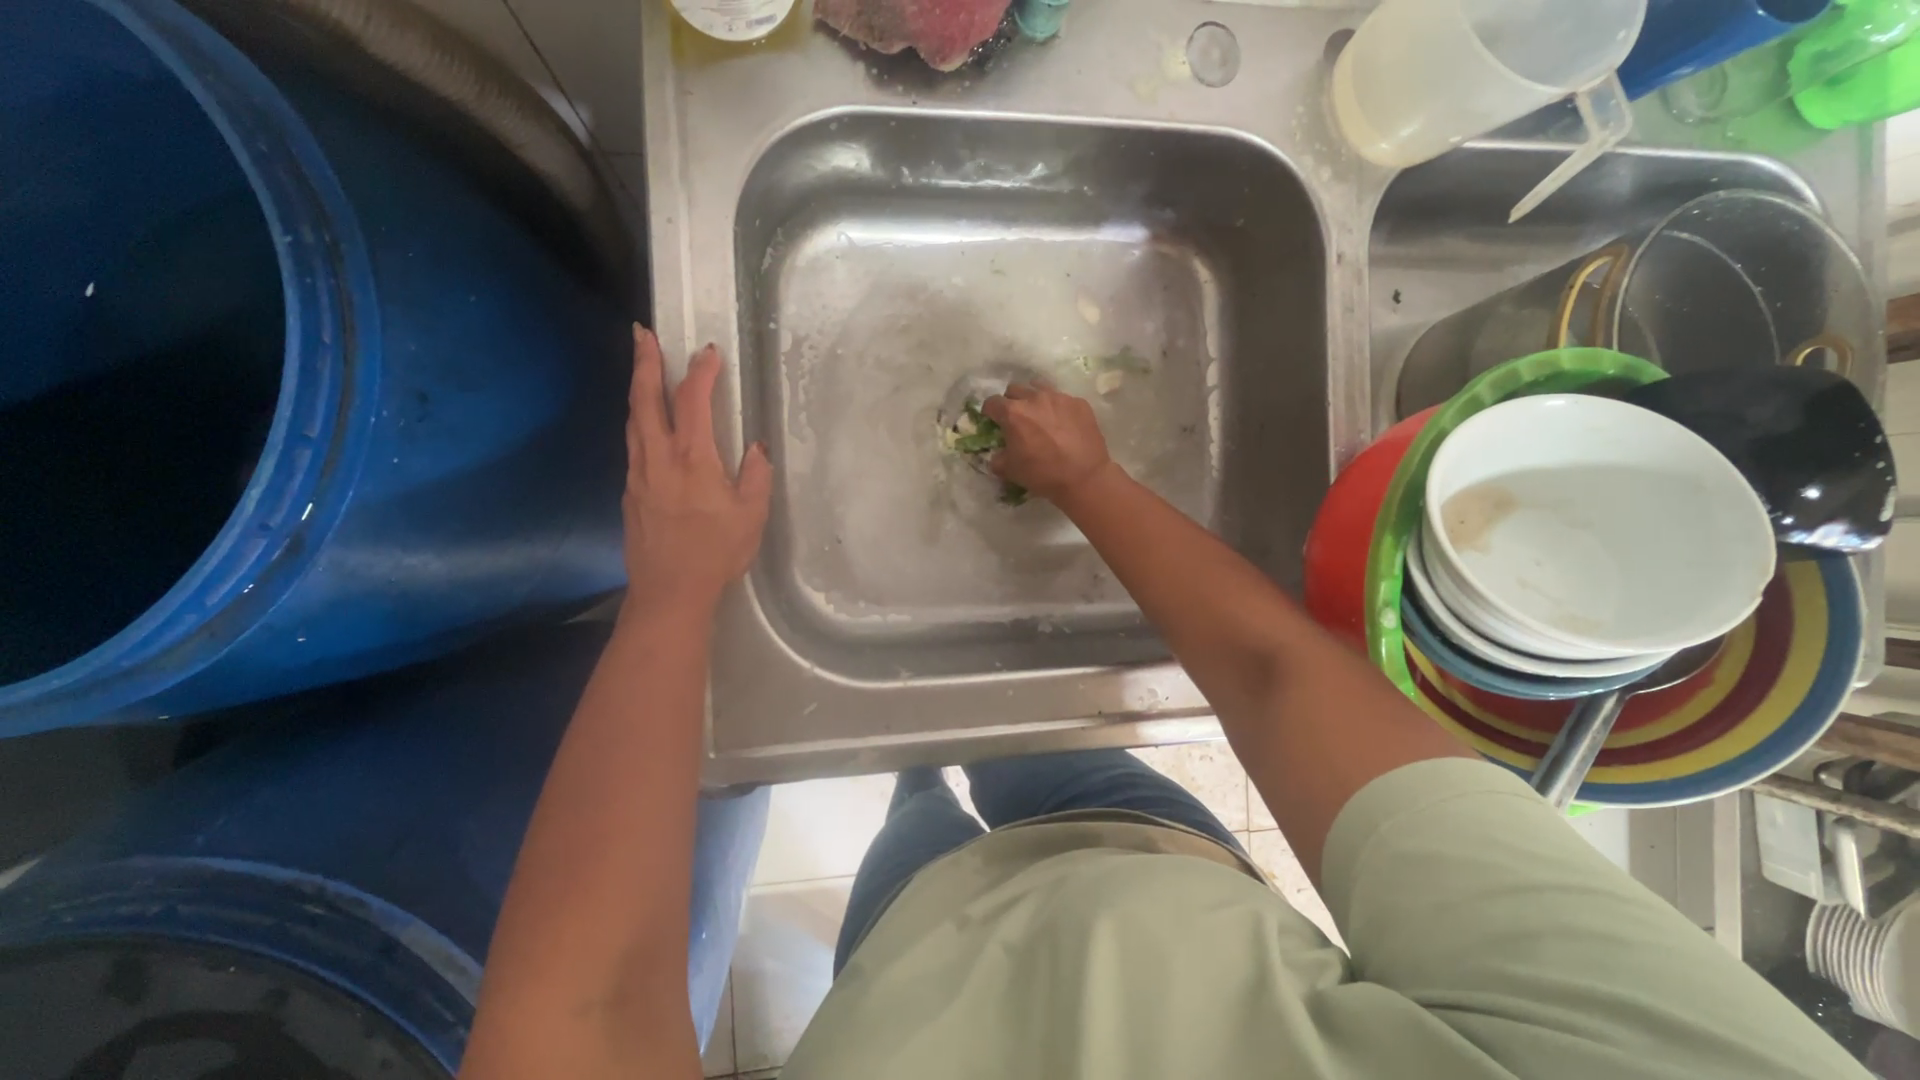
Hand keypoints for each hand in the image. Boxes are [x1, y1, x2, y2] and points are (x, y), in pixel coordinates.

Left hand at [622, 326, 771, 612]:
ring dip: (637, 388)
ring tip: (641, 367)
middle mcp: (659, 457)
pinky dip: (638, 420)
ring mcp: (639, 473)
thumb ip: (756, 476)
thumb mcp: (751, 515)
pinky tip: (645, 422)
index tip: (708, 350)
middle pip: (644, 398)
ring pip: (633, 419)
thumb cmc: (716, 553)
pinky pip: (633, 444)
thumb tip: (756, 449)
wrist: (669, 591)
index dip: (701, 371)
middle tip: (641, 333)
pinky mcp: (630, 491)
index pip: (693, 401)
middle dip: (644, 361)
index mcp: (693, 459)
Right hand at [981, 382, 1116, 504]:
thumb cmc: (1042, 474)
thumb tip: (997, 454)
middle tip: (1017, 418)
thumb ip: (998, 458)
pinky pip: (1063, 399)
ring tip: (1040, 415)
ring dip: (1034, 398)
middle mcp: (1034, 398)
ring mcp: (1059, 398)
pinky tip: (1064, 424)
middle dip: (1011, 402)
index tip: (993, 420)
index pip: (992, 403)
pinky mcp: (1079, 403)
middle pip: (1015, 390)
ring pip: (1039, 387)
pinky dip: (1058, 408)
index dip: (989, 412)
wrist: (1084, 478)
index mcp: (1013, 413)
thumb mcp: (1010, 470)